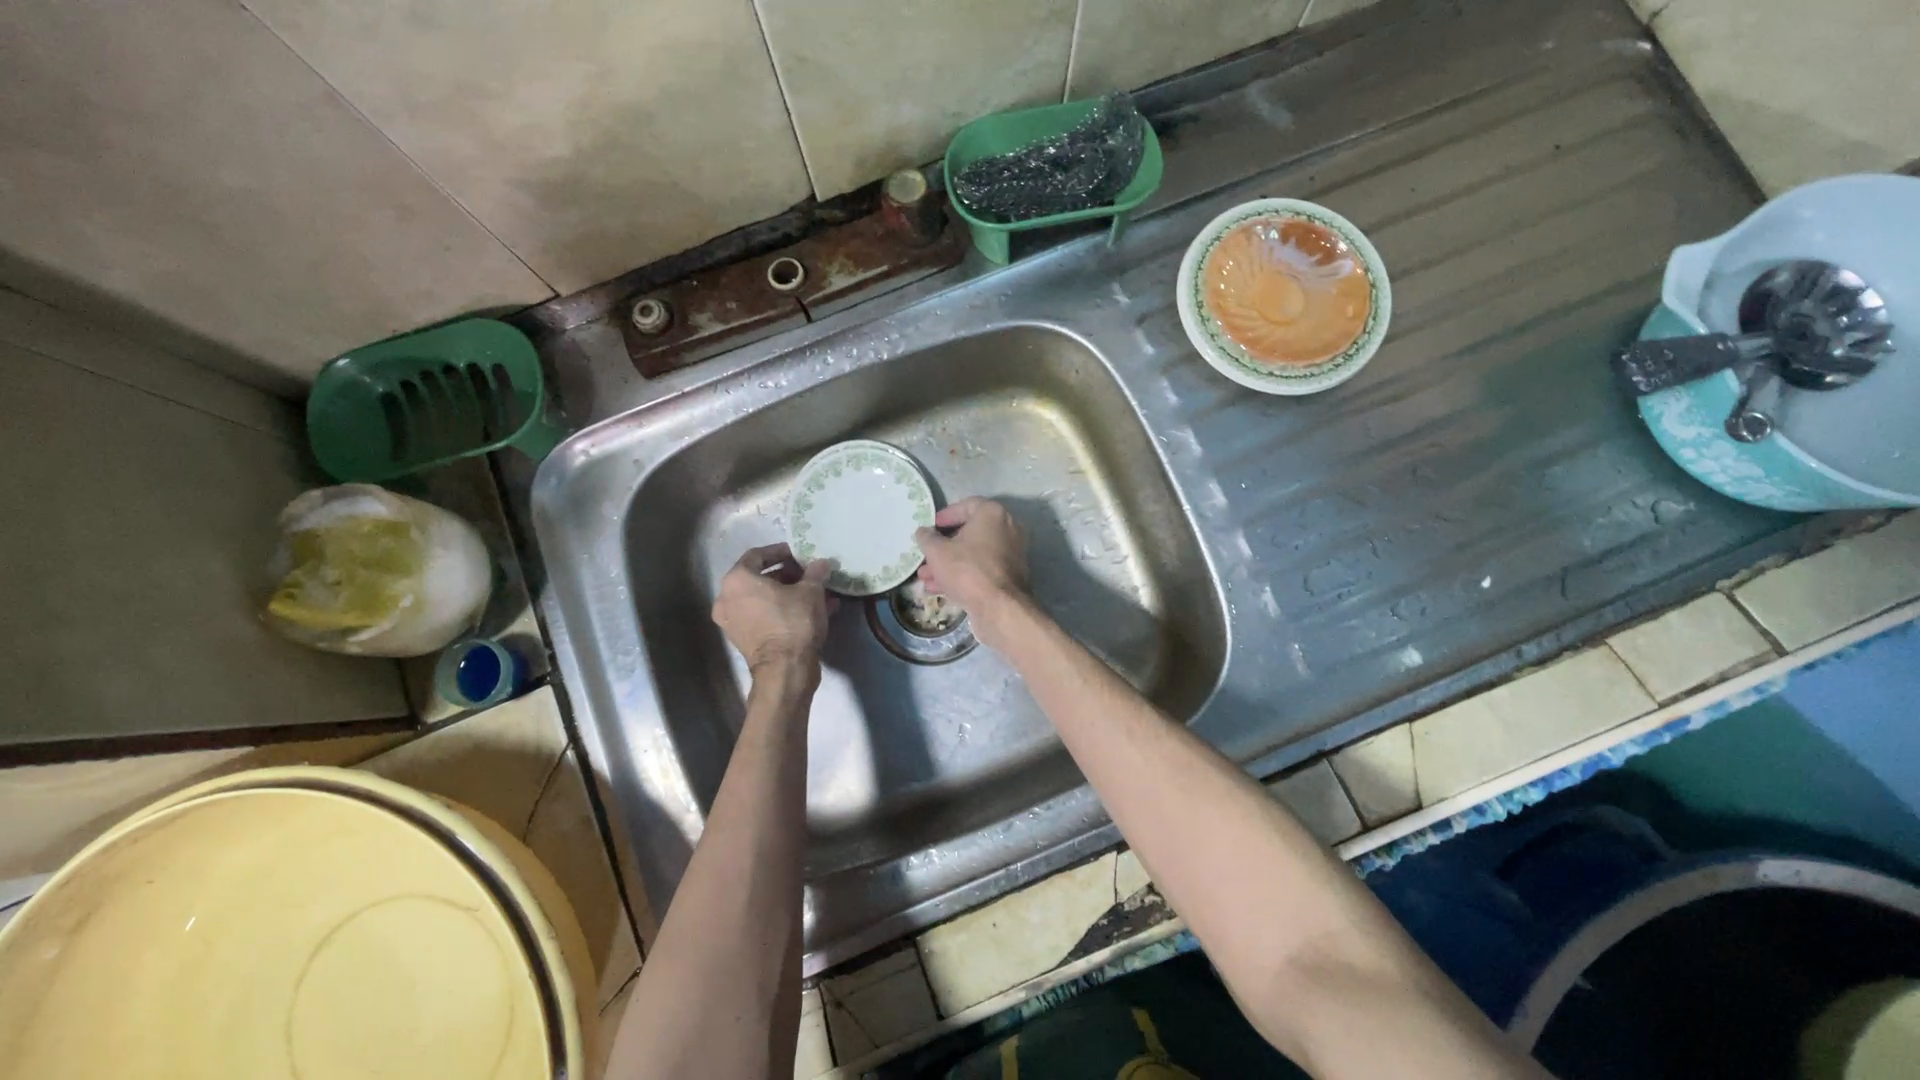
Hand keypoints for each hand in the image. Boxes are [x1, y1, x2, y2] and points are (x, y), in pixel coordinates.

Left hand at [711, 544, 835, 674]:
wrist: (785, 670)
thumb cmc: (794, 622)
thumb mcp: (811, 592)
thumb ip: (815, 572)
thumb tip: (821, 563)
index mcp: (738, 580)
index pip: (757, 555)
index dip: (780, 551)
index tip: (798, 554)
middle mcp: (727, 598)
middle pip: (758, 578)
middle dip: (787, 575)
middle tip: (808, 575)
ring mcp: (731, 621)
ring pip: (762, 600)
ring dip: (788, 595)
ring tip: (816, 595)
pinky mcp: (742, 640)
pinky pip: (762, 617)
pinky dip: (781, 611)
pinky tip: (810, 613)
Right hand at [915, 498, 1028, 646]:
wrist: (999, 608)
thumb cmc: (967, 570)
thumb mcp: (937, 552)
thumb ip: (927, 538)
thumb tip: (923, 532)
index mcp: (993, 514)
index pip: (967, 505)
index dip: (946, 515)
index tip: (930, 526)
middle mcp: (1007, 529)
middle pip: (969, 533)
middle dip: (943, 546)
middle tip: (925, 555)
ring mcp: (1010, 554)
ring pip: (973, 554)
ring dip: (948, 564)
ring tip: (925, 576)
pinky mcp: (1009, 576)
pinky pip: (981, 569)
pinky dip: (962, 575)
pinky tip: (938, 588)